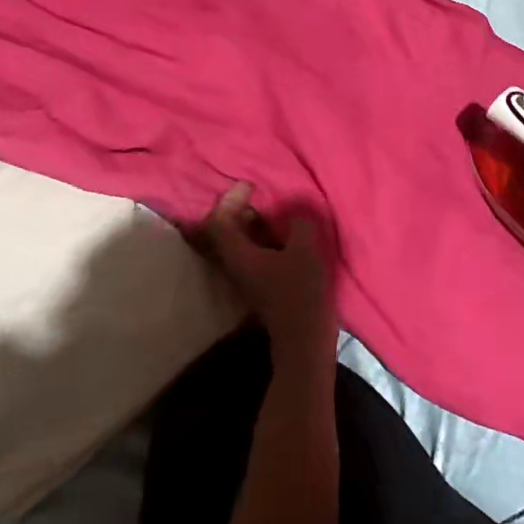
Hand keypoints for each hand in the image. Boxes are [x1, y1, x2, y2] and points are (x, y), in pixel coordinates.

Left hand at [197, 181, 337, 375]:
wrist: (304, 338)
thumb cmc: (301, 292)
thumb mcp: (305, 250)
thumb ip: (298, 224)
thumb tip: (294, 212)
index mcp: (238, 255)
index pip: (219, 220)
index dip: (230, 199)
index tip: (251, 185)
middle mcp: (234, 265)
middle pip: (224, 231)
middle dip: (239, 209)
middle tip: (260, 196)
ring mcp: (245, 276)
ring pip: (238, 242)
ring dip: (252, 224)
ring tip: (275, 212)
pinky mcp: (259, 284)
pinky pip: (251, 252)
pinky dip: (262, 238)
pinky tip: (283, 235)